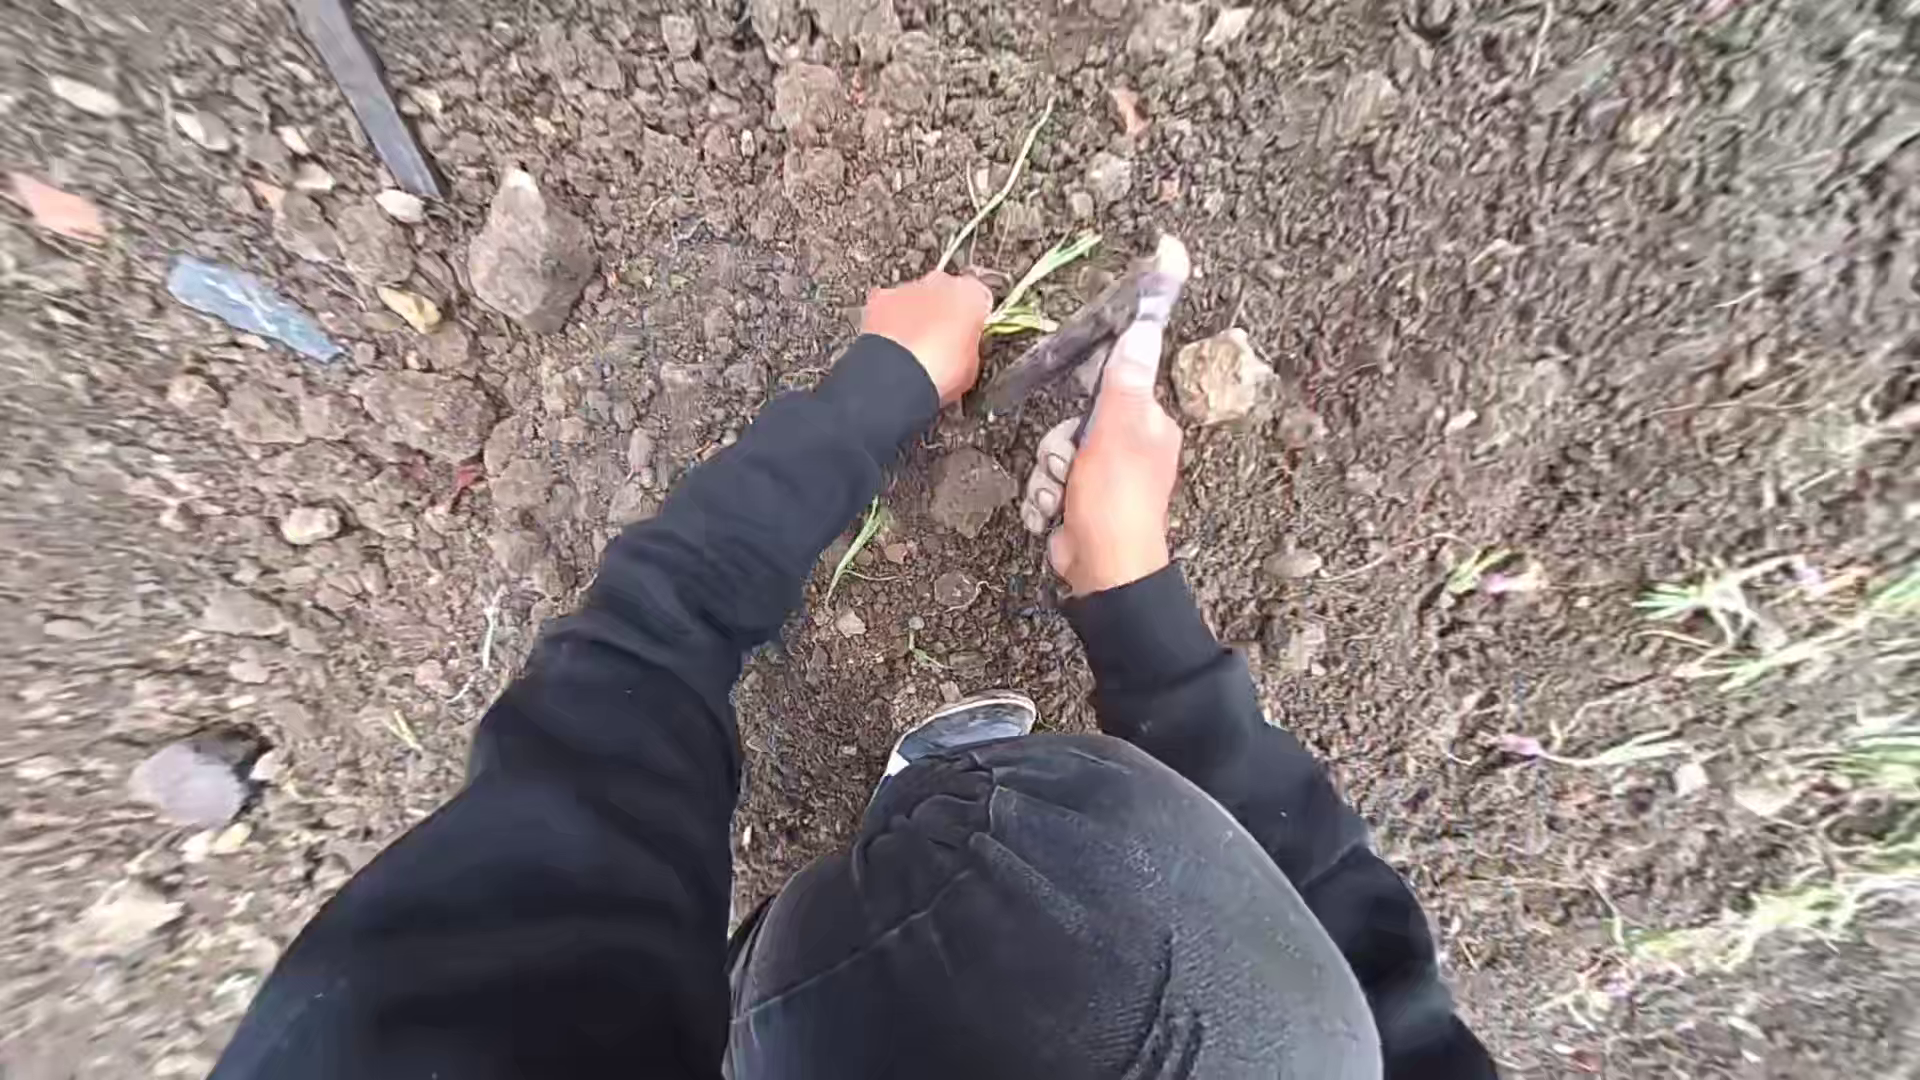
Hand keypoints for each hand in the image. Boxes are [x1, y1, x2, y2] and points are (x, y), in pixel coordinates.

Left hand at [860, 271, 991, 404]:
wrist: (900, 375)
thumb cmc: (939, 370)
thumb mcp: (972, 365)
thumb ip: (970, 345)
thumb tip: (965, 351)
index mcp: (972, 295)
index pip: (979, 301)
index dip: (973, 322)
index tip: (968, 338)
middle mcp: (940, 283)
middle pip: (944, 295)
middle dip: (941, 316)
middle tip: (940, 346)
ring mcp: (909, 289)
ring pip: (915, 299)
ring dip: (914, 319)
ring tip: (914, 352)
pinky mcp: (881, 299)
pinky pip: (888, 308)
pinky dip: (890, 323)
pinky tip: (893, 348)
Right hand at [1022, 320, 1182, 594]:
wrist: (1100, 566)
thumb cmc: (1115, 501)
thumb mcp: (1117, 431)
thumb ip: (1124, 380)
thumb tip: (1145, 327)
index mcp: (1147, 426)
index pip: (1114, 388)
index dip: (1089, 398)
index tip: (1079, 416)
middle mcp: (1127, 448)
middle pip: (1074, 423)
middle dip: (1059, 447)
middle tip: (1068, 465)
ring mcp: (1101, 476)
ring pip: (1055, 453)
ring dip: (1048, 476)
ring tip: (1059, 495)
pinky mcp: (1078, 499)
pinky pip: (1048, 481)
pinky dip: (1044, 498)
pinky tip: (1052, 512)